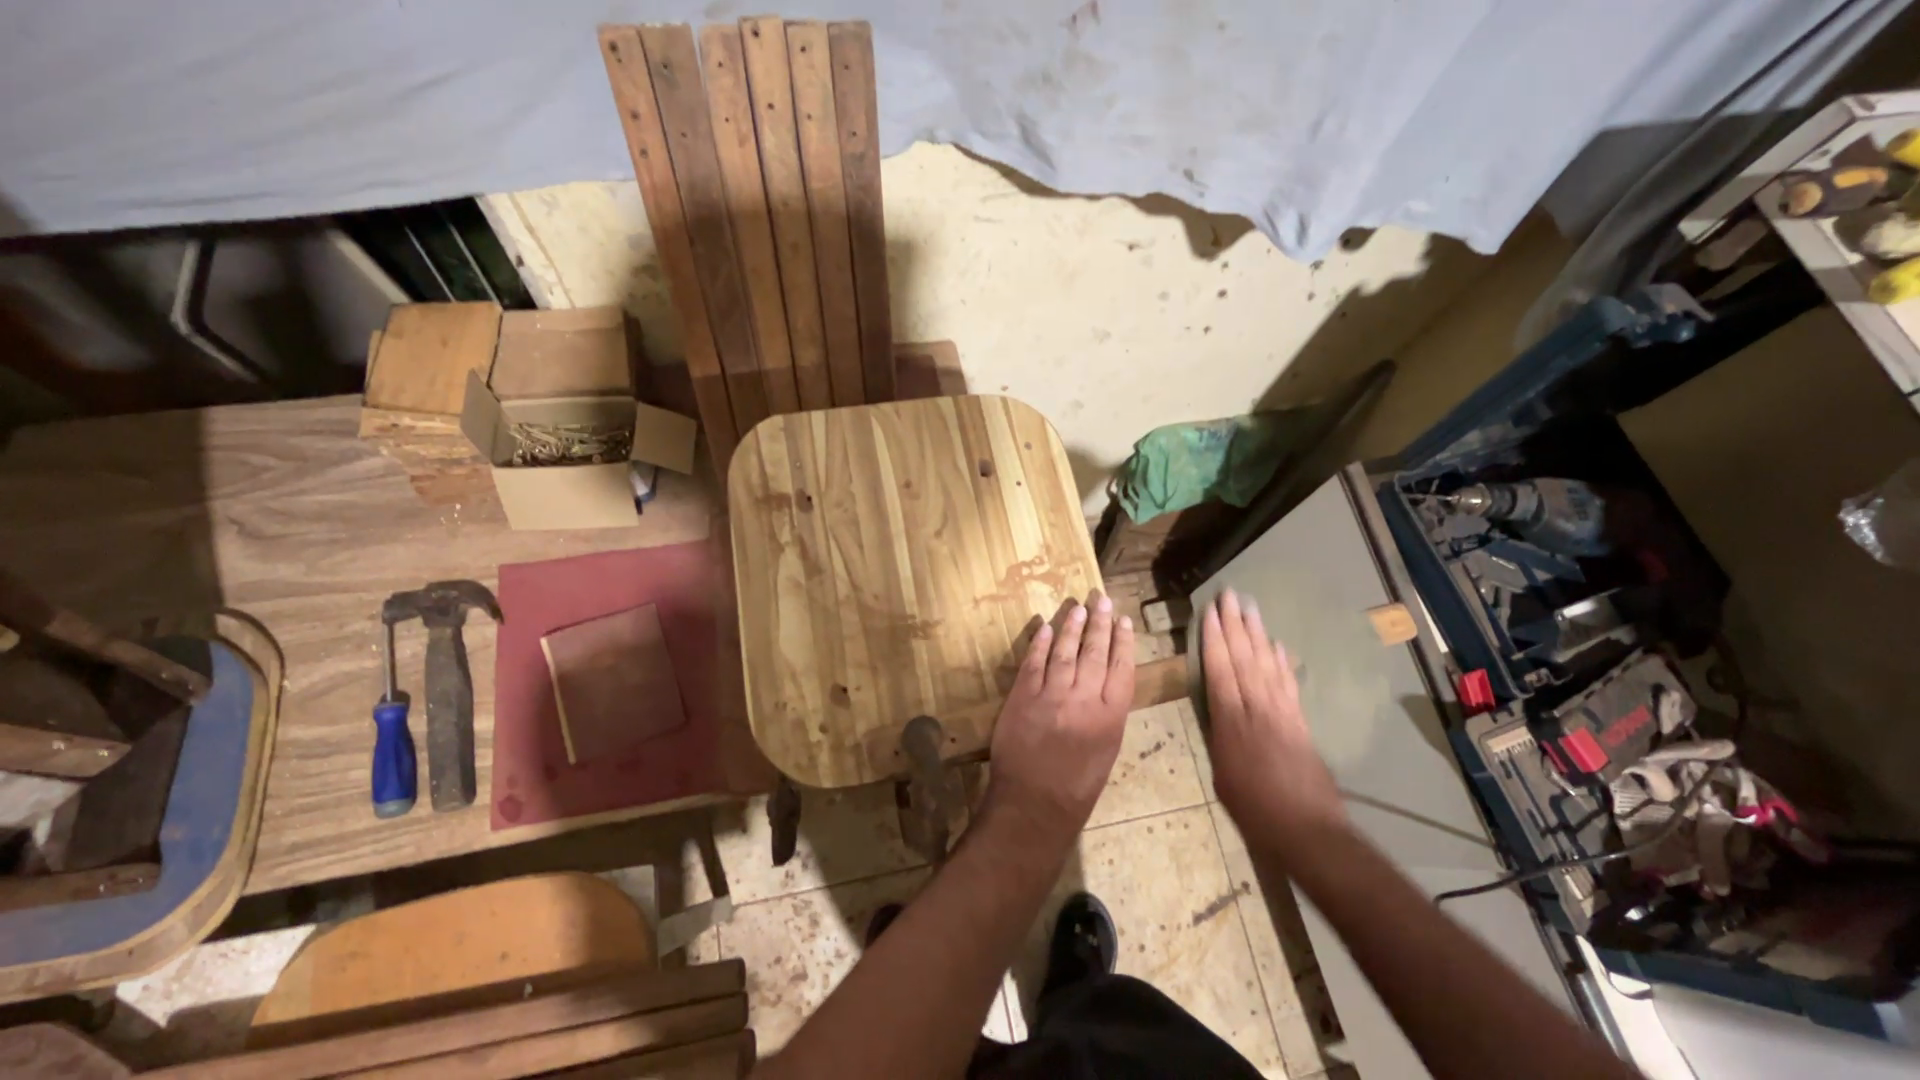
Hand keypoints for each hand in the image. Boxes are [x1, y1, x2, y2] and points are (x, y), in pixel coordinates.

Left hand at [985, 592, 1134, 839]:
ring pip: (1064, 651)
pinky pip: (1033, 663)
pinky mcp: (1022, 697)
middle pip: (1094, 652)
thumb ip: (1107, 715)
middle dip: (1099, 623)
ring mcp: (1051, 695)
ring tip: (1077, 607)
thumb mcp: (1107, 751)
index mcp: (1111, 715)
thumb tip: (1107, 685)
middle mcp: (1084, 699)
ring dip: (1071, 627)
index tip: (1123, 620)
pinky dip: (1040, 644)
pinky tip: (1045, 628)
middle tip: (1100, 599)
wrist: (1034, 804)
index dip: (1122, 641)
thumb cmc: (1077, 788)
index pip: (1121, 667)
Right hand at [1201, 589, 1346, 855]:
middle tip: (1231, 595)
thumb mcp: (1221, 774)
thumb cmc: (1253, 809)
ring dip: (1257, 634)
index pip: (1220, 671)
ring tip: (1250, 608)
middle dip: (1235, 625)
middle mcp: (1257, 710)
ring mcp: (1282, 713)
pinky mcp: (1300, 722)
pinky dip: (1281, 661)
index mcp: (1231, 723)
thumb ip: (1219, 737)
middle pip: (1244, 659)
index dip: (1214, 640)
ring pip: (1266, 664)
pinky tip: (1276, 645)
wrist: (1306, 828)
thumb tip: (1216, 712)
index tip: (1210, 613)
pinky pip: (1287, 682)